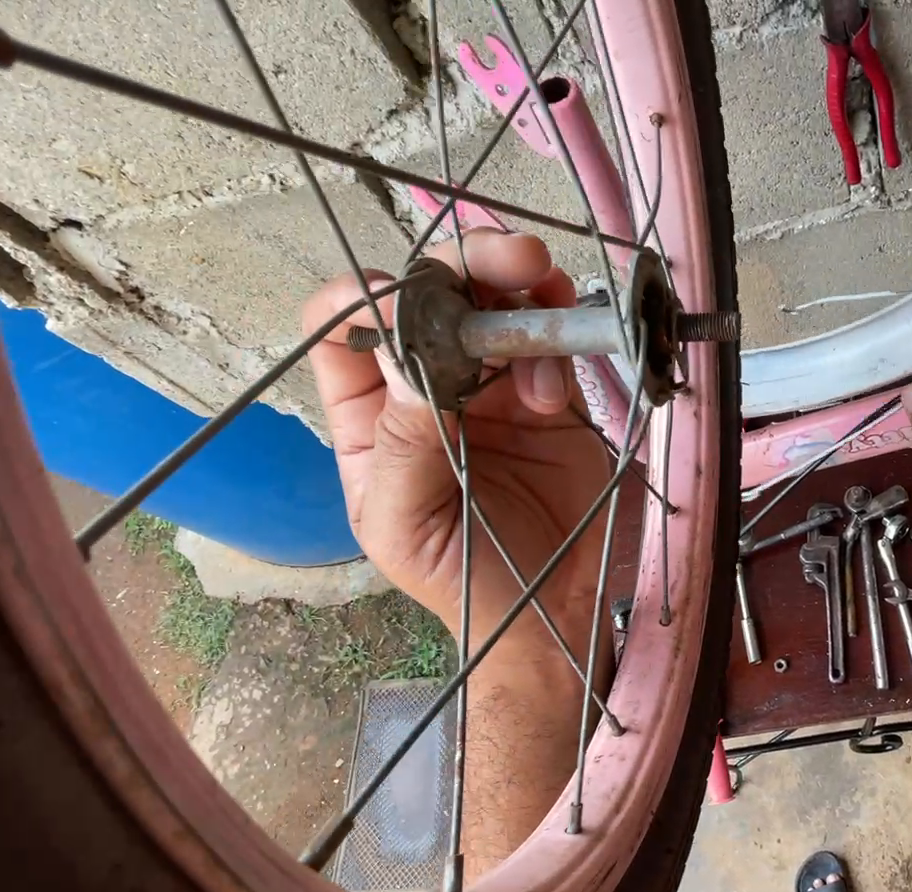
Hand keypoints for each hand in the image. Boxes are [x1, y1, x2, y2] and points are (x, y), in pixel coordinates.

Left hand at [302, 228, 611, 648]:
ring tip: (552, 306)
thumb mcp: (409, 525)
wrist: (551, 612)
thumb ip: (404, 444)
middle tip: (520, 258)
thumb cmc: (464, 581)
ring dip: (527, 295)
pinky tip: (558, 391)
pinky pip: (554, 348)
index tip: (414, 302)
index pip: (349, 328)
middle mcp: (429, 390)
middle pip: (434, 299)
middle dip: (470, 266)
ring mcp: (494, 391)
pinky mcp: (552, 402)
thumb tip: (408, 355)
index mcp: (372, 418)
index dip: (371, 298)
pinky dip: (563, 345)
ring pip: (501, 309)